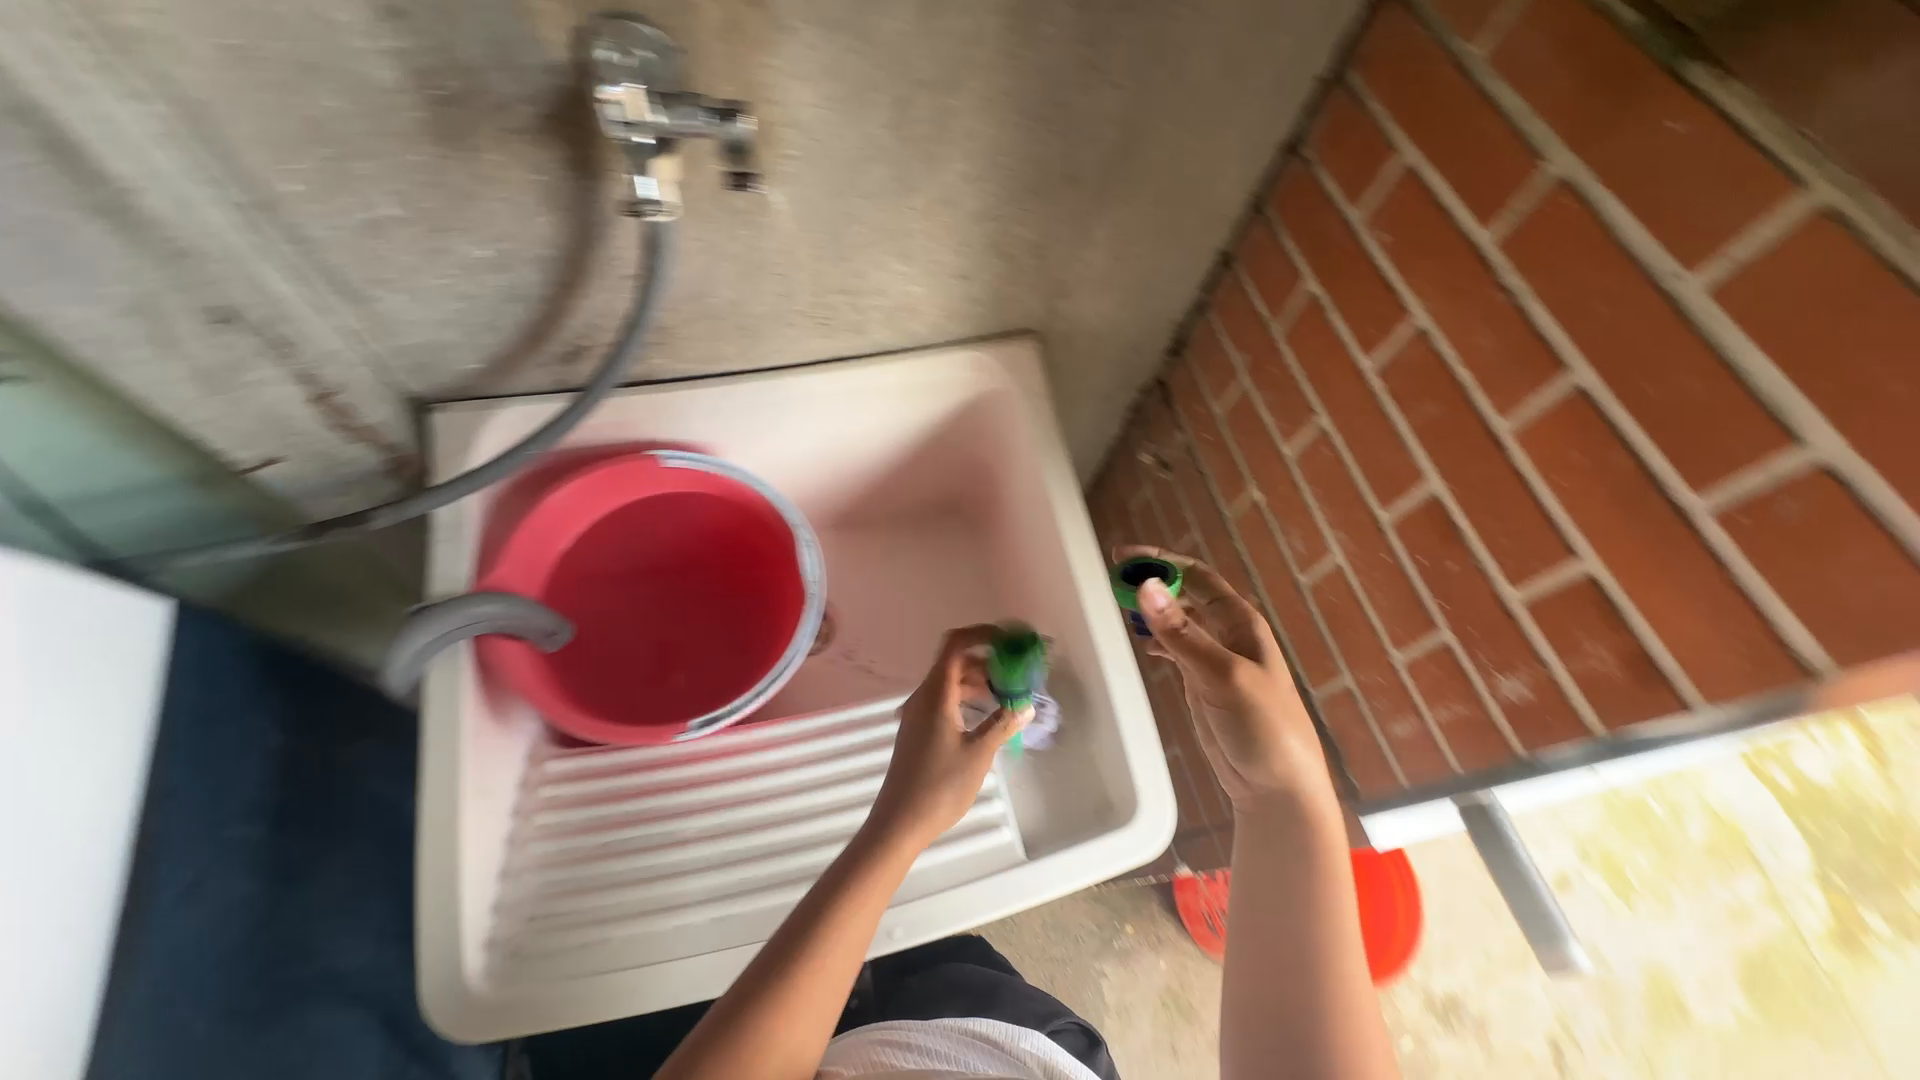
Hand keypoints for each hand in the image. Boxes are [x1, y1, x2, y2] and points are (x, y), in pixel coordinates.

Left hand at [868, 625, 1030, 848]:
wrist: (899, 822)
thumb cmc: (939, 786)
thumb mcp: (979, 754)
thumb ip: (1002, 725)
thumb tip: (1025, 706)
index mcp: (935, 694)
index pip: (956, 645)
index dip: (982, 636)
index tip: (1010, 643)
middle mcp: (923, 697)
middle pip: (955, 663)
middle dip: (987, 662)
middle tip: (1017, 674)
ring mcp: (918, 715)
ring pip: (951, 684)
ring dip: (979, 683)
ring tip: (1008, 698)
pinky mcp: (918, 731)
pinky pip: (945, 701)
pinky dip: (967, 700)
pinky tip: (987, 718)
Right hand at [1117, 545, 1334, 812]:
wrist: (1277, 786)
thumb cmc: (1262, 726)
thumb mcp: (1221, 675)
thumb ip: (1182, 634)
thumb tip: (1145, 586)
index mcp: (1240, 622)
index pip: (1196, 576)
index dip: (1161, 561)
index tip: (1120, 556)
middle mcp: (1228, 633)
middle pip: (1185, 594)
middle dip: (1152, 582)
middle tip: (1111, 580)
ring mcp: (1215, 659)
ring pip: (1178, 621)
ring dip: (1151, 610)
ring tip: (1117, 605)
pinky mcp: (1203, 684)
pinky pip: (1176, 649)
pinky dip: (1156, 641)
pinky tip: (1140, 644)